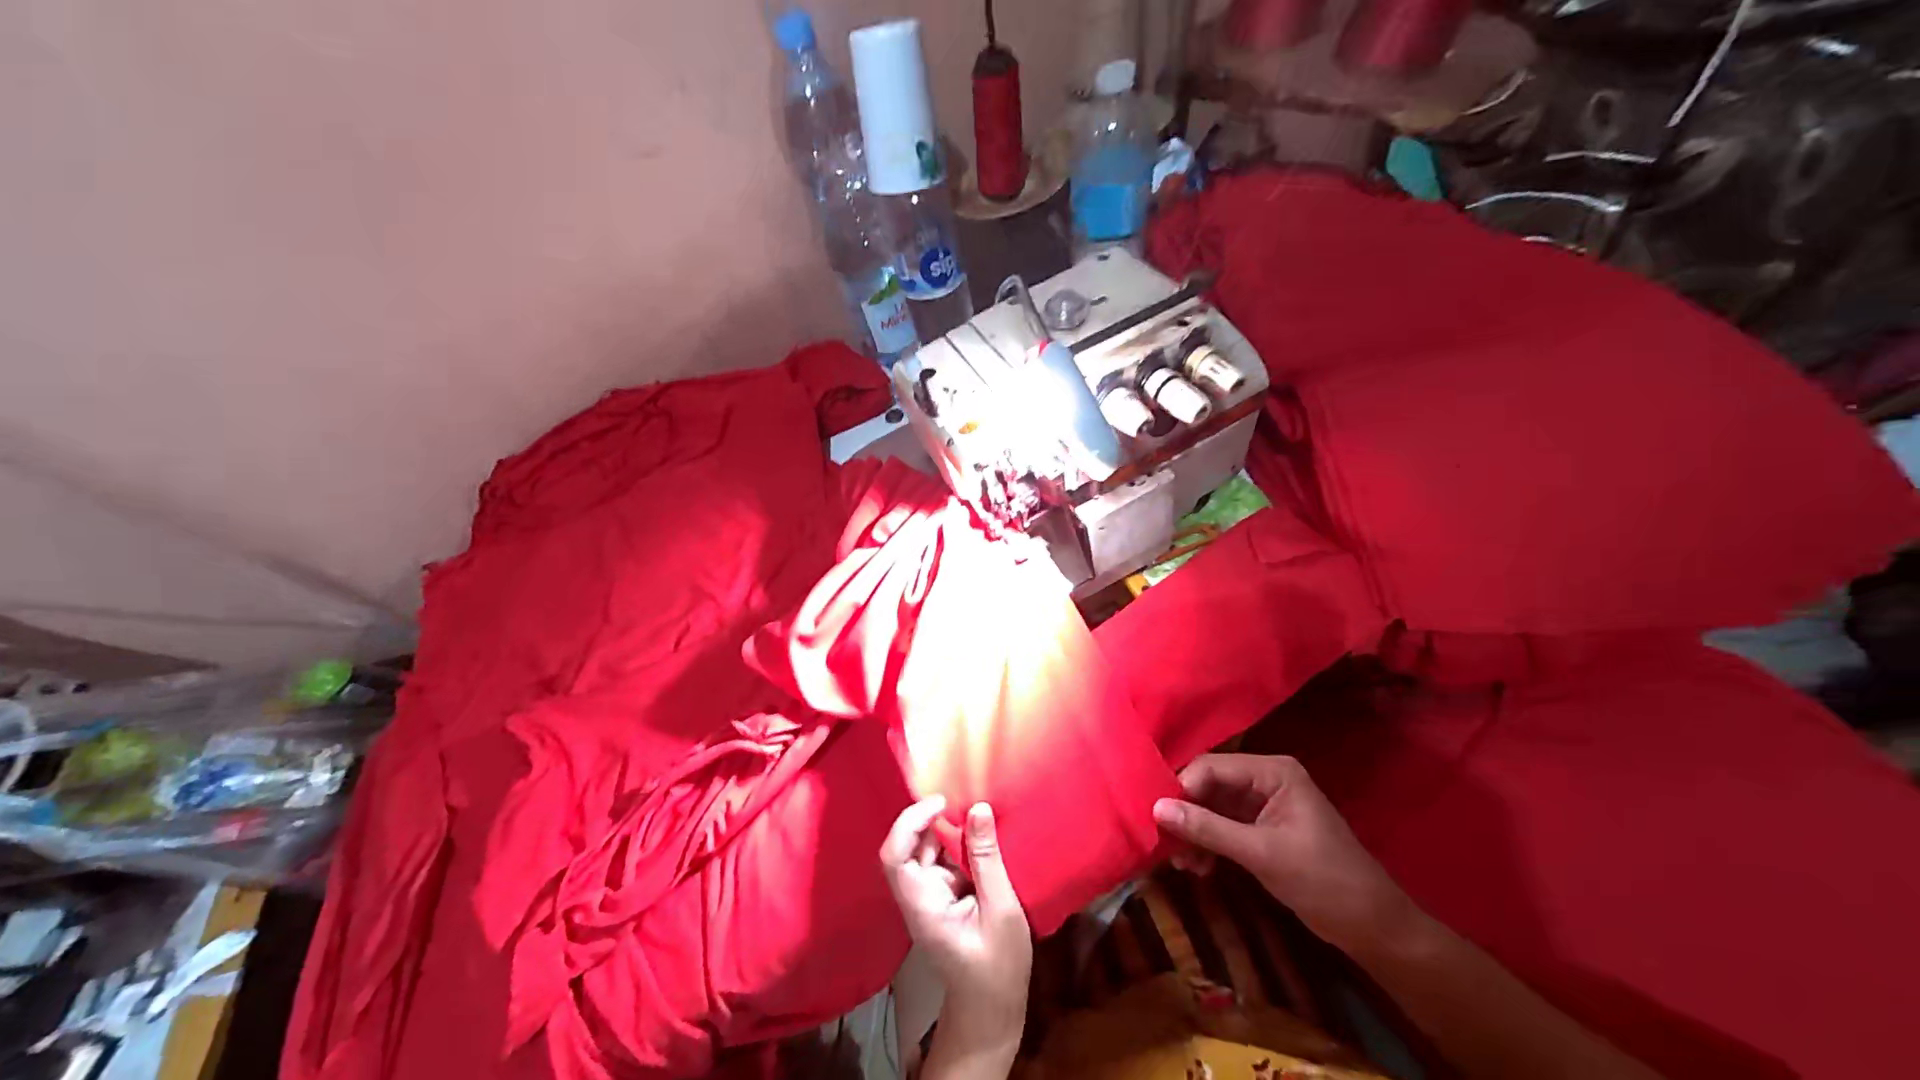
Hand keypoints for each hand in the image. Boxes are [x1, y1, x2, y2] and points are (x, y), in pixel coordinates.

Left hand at [879, 797, 1032, 1049]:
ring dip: (949, 832)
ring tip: (979, 815)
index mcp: (921, 905)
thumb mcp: (1001, 910)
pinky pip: (944, 862)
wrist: (992, 1011)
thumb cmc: (998, 968)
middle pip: (910, 848)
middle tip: (968, 803)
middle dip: (934, 821)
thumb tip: (979, 808)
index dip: (910, 822)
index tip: (941, 803)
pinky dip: (960, 846)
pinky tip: (982, 837)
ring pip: (928, 851)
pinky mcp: (943, 898)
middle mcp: (917, 897)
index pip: (895, 856)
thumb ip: (987, 859)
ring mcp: (929, 897)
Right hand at [1153, 754, 1417, 954]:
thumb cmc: (1325, 882)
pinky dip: (1208, 844)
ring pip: (1211, 807)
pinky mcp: (1261, 828)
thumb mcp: (1262, 854)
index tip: (1156, 820)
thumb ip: (1208, 829)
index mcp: (1272, 771)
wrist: (1375, 928)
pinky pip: (1222, 826)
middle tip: (1164, 845)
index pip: (1211, 767)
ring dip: (1194, 833)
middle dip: (1186, 814)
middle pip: (1208, 785)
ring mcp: (1263, 804)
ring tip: (1181, 864)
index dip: (1181, 789)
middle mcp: (1265, 779)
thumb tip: (1155, 808)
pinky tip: (1198, 867)